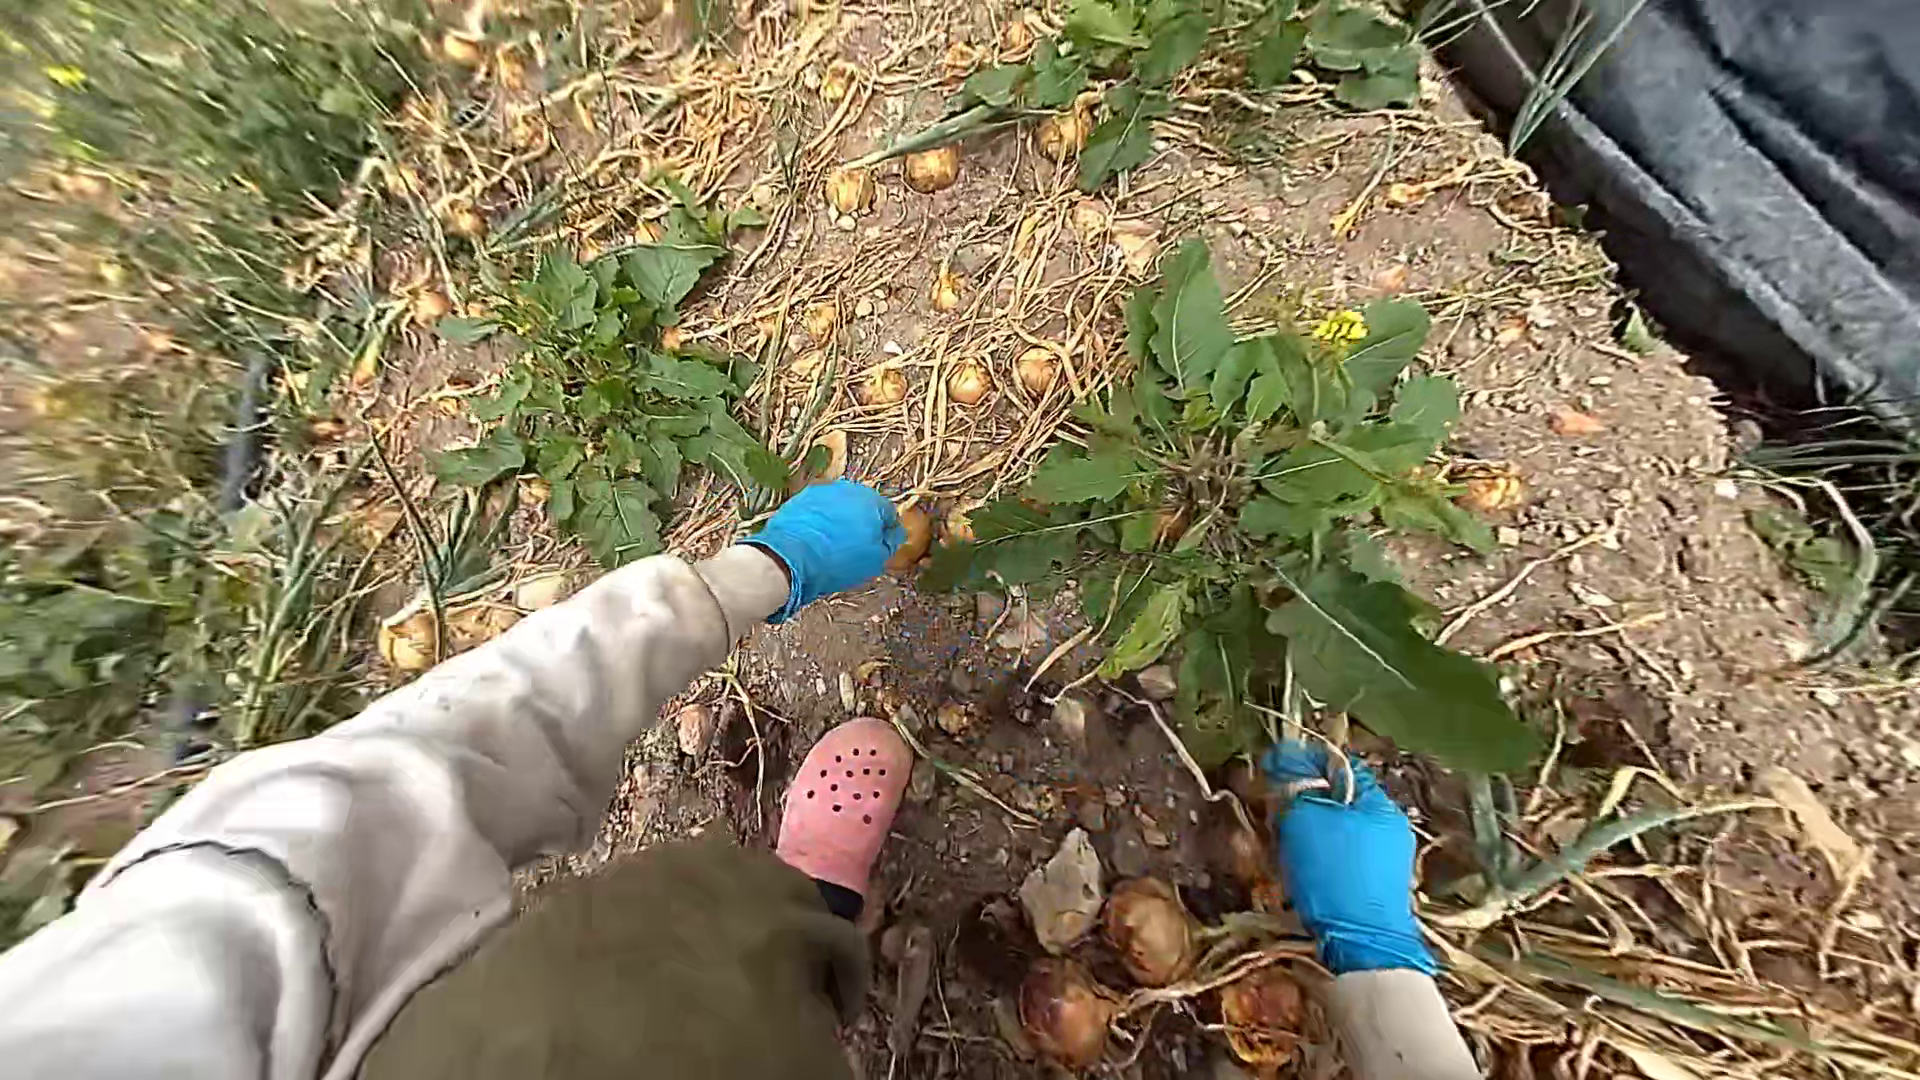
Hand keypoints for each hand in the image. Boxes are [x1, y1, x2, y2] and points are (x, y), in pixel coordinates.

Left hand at [744, 480, 904, 622]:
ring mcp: (822, 491)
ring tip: (835, 545)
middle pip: (864, 506)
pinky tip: (817, 540)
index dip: (888, 531)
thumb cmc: (835, 560)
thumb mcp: (874, 560)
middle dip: (864, 523)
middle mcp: (848, 489)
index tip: (882, 545)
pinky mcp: (800, 498)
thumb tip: (892, 535)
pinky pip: (819, 510)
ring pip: (840, 506)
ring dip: (841, 521)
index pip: (889, 513)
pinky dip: (821, 521)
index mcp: (871, 501)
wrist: (789, 559)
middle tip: (859, 546)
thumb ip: (889, 544)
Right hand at [1263, 741, 1435, 975]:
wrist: (1362, 946)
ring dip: (1305, 822)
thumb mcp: (1303, 818)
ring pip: (1334, 822)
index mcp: (1378, 804)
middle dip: (1300, 794)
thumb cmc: (1333, 872)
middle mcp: (1388, 826)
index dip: (1301, 759)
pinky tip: (1298, 860)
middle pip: (1335, 794)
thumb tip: (1281, 760)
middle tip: (1272, 802)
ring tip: (1280, 834)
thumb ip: (1293, 784)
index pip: (1336, 763)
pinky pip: (1340, 849)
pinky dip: (1316, 847)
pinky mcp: (1376, 883)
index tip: (1271, 767)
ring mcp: (1386, 857)